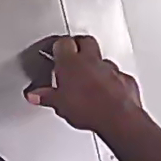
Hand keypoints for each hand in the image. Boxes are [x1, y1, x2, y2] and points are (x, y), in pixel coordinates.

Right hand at [25, 35, 146, 135]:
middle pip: (84, 41)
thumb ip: (46, 96)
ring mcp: (110, 69)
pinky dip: (111, 80)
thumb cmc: (89, 107)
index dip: (57, 46)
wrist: (118, 119)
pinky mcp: (125, 80)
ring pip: (102, 58)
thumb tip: (35, 95)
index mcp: (71, 61)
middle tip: (71, 53)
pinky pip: (117, 75)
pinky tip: (106, 91)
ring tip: (88, 76)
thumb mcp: (59, 104)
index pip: (62, 43)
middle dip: (78, 45)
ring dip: (95, 64)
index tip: (54, 51)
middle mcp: (91, 60)